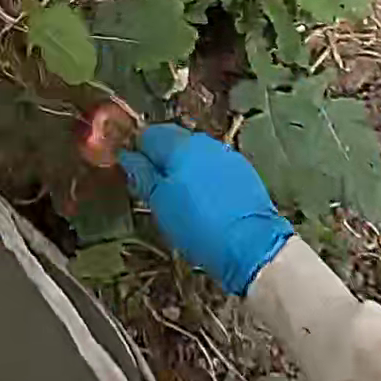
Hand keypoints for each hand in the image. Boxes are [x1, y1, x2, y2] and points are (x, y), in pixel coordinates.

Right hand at [120, 124, 292, 295]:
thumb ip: (142, 175)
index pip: (148, 134)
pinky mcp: (242, 170)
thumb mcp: (161, 204)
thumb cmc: (198, 224)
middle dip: (161, 160)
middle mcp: (202, 141)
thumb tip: (127, 156)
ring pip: (193, 154)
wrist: (253, 245)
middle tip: (155, 191)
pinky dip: (204, 177)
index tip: (136, 175)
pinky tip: (205, 201)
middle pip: (172, 141)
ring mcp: (224, 153)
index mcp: (179, 144)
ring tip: (180, 199)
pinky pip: (213, 166)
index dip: (138, 153)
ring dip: (183, 169)